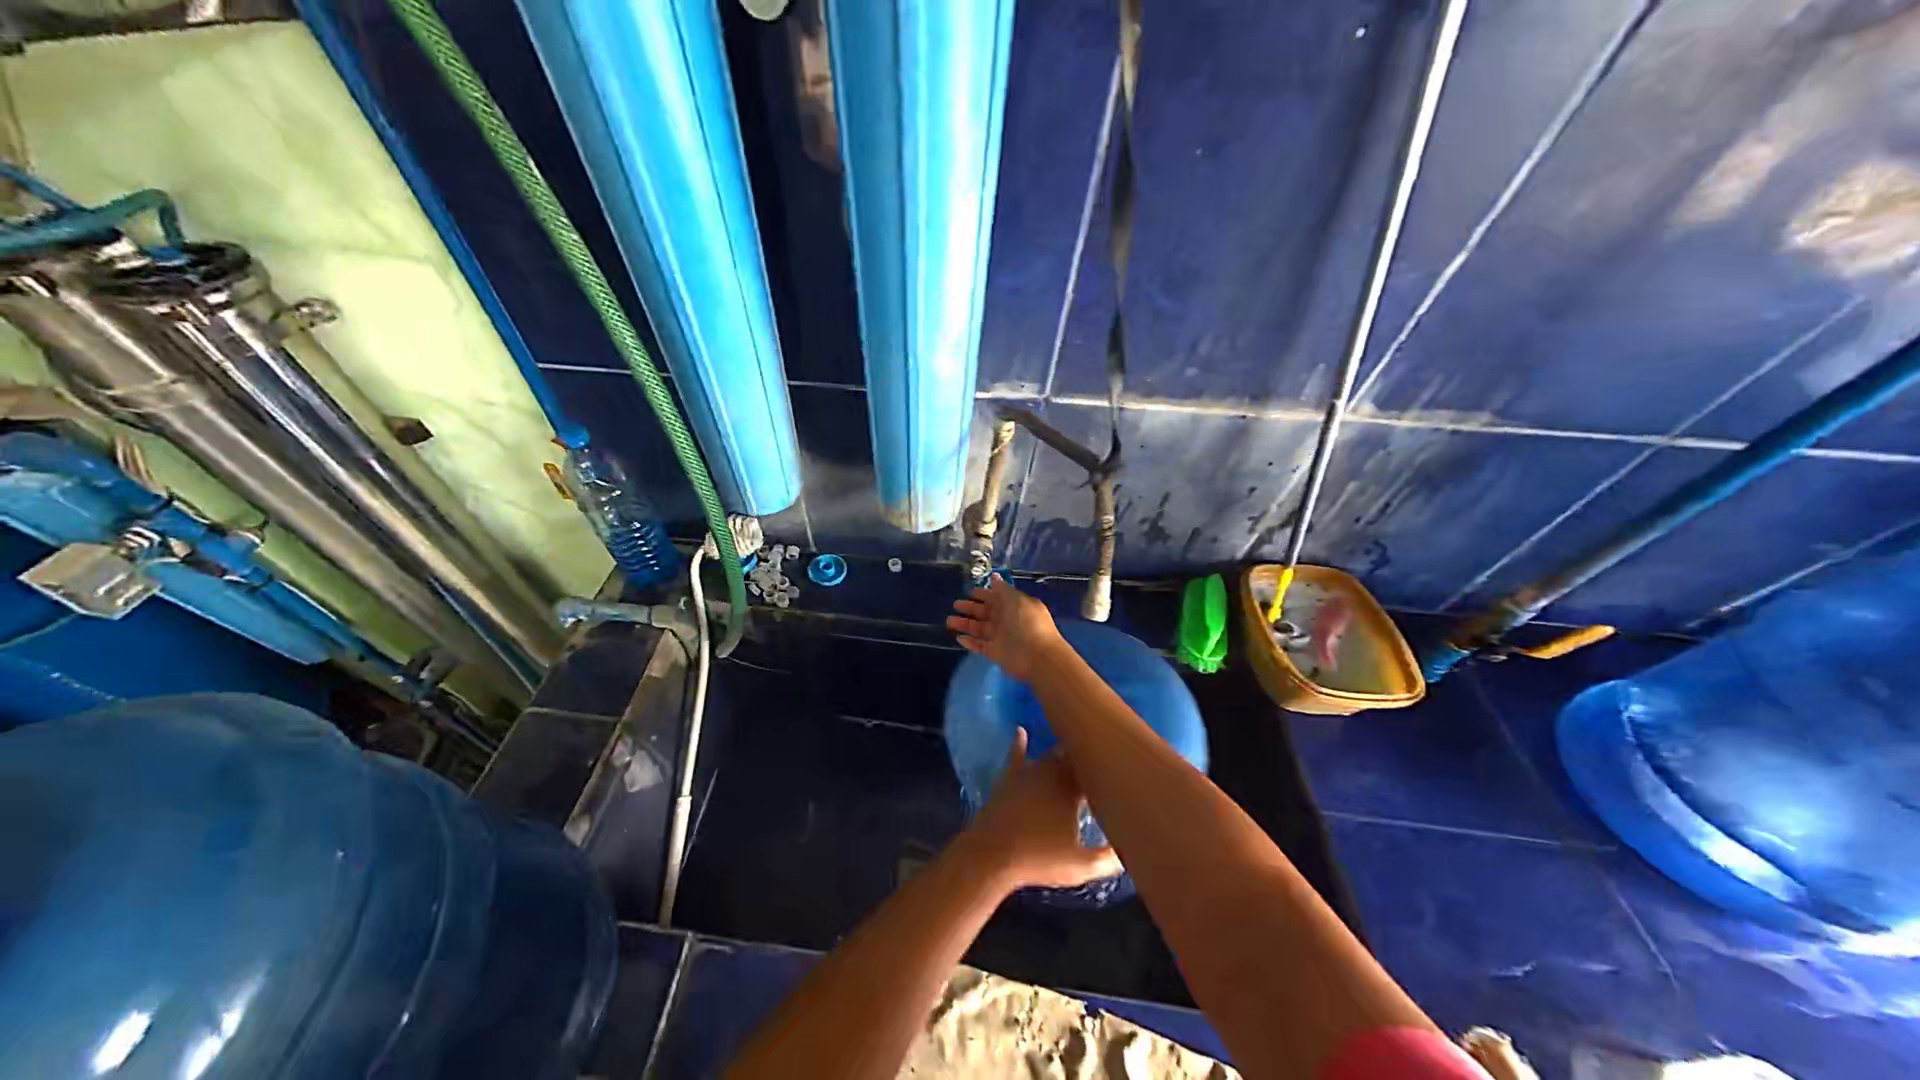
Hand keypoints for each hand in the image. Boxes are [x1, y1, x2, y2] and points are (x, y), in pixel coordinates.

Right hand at [947, 574, 1063, 681]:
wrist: (1038, 656)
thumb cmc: (1027, 623)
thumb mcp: (1016, 600)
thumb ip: (1003, 589)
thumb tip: (994, 577)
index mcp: (1014, 605)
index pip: (996, 598)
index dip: (983, 594)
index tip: (969, 591)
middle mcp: (1007, 620)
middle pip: (986, 612)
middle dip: (971, 608)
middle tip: (955, 604)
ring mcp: (1001, 637)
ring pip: (980, 629)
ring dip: (965, 624)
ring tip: (949, 621)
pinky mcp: (996, 653)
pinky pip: (980, 646)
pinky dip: (970, 642)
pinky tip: (959, 638)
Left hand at [964, 728, 1120, 889]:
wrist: (992, 855)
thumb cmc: (1039, 859)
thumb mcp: (1081, 866)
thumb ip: (1108, 859)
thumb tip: (1129, 852)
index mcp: (1073, 791)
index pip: (1095, 772)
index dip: (1106, 770)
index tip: (1118, 768)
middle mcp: (1053, 774)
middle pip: (1073, 759)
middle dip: (1086, 757)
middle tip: (1099, 755)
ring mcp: (1029, 773)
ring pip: (1049, 756)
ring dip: (1061, 752)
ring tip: (1073, 745)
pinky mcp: (1009, 778)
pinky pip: (1016, 756)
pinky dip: (1019, 743)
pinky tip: (1020, 731)